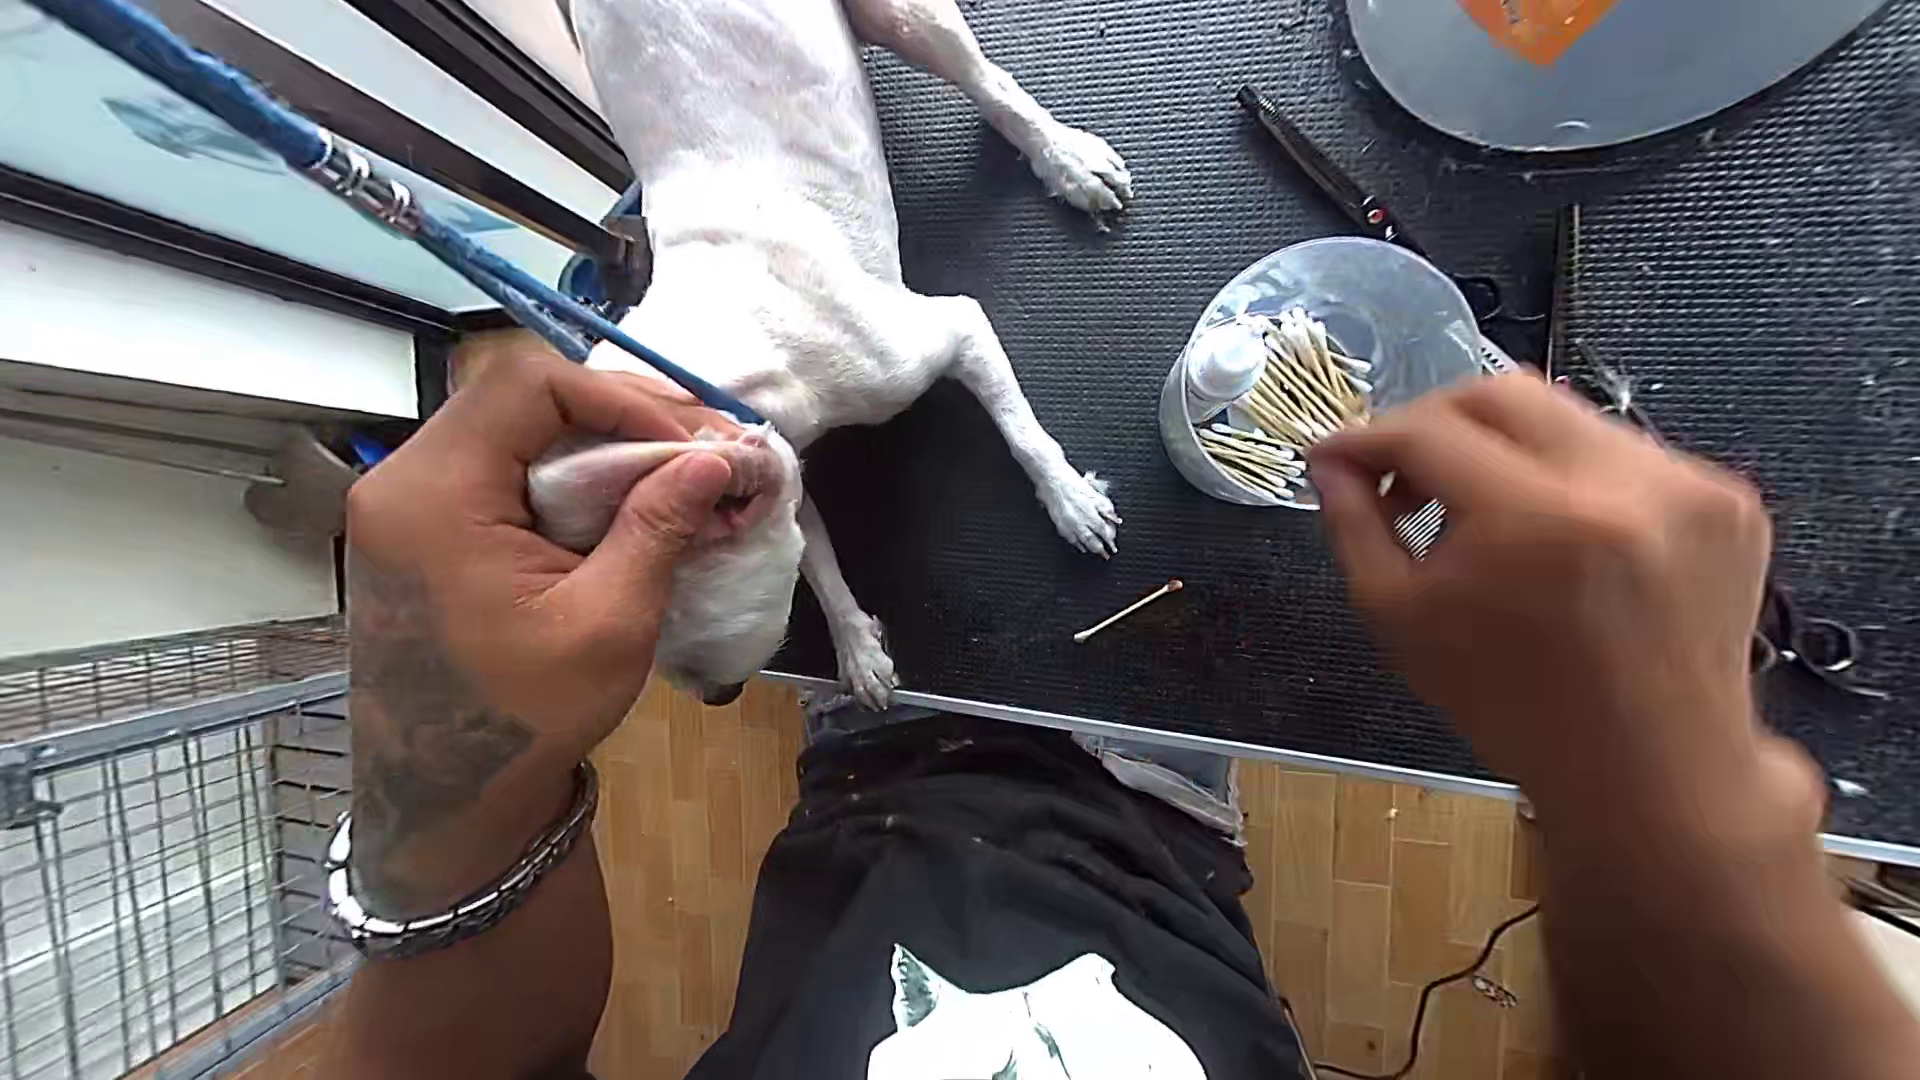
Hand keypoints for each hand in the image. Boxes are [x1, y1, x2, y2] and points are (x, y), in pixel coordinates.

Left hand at [346, 351, 734, 914]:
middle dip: (633, 417)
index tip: (689, 445)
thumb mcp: (609, 621)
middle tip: (708, 450)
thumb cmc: (527, 713)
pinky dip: (596, 475)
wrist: (454, 790)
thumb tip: (716, 458)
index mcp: (436, 495)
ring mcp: (426, 502)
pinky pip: (529, 469)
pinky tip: (645, 501)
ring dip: (620, 445)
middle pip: (532, 401)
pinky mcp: (450, 526)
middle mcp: (415, 480)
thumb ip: (658, 528)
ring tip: (689, 473)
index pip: (529, 386)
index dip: (623, 399)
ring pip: (535, 432)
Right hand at [1309, 375, 1817, 832]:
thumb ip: (1353, 523)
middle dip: (1421, 421)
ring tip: (1450, 501)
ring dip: (1480, 443)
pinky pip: (1603, 445)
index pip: (1427, 433)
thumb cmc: (1497, 693)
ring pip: (1552, 412)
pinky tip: (1518, 519)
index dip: (1362, 438)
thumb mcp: (1392, 610)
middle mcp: (1626, 481)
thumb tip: (1326, 465)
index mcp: (1536, 519)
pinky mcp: (1722, 497)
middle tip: (1388, 471)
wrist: (1644, 762)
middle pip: (1495, 392)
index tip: (1329, 457)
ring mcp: (1689, 483)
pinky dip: (1539, 464)